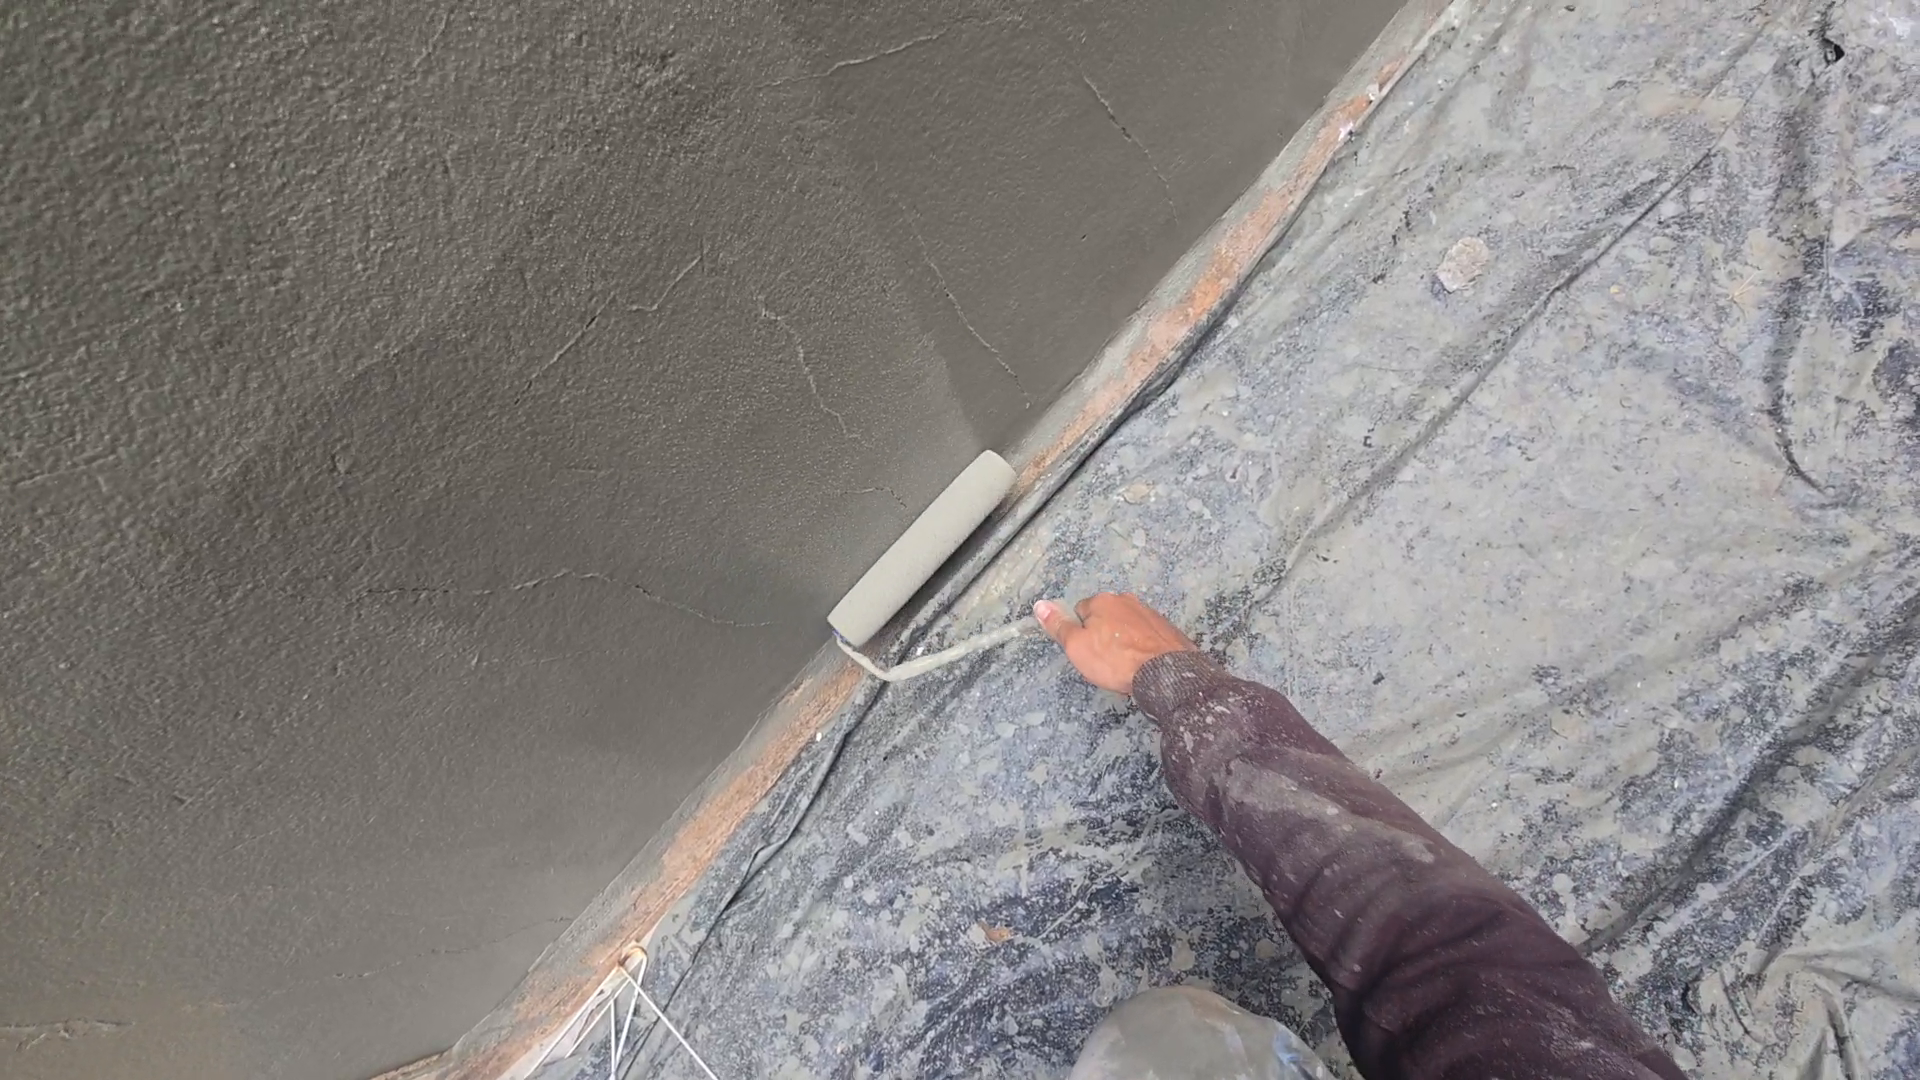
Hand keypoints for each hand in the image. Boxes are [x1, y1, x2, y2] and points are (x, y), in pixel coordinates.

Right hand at [1033, 592, 1197, 695]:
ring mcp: (1149, 613)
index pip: (1080, 612)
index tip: (1087, 651)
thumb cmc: (1117, 661)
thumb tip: (1040, 605)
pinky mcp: (1167, 628)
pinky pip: (1146, 635)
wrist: (1166, 674)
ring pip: (1127, 626)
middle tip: (1105, 661)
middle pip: (1105, 617)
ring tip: (1125, 665)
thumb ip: (1058, 625)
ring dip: (1124, 641)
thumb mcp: (1077, 647)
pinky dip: (1143, 646)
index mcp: (1102, 601)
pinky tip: (1142, 663)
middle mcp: (1126, 600)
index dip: (1080, 634)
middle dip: (1103, 635)